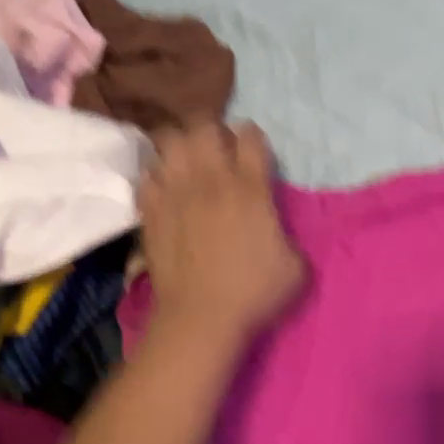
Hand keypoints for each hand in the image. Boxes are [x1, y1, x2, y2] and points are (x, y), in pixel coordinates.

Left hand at [139, 122, 304, 344]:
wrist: (202, 318)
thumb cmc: (254, 295)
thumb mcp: (296, 269)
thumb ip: (289, 236)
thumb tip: (278, 230)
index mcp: (251, 188)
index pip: (251, 135)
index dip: (253, 140)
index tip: (253, 155)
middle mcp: (211, 178)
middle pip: (205, 125)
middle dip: (212, 132)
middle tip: (217, 154)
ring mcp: (175, 191)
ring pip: (170, 139)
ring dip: (180, 147)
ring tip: (187, 166)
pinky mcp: (150, 210)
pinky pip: (147, 174)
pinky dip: (156, 177)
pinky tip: (165, 192)